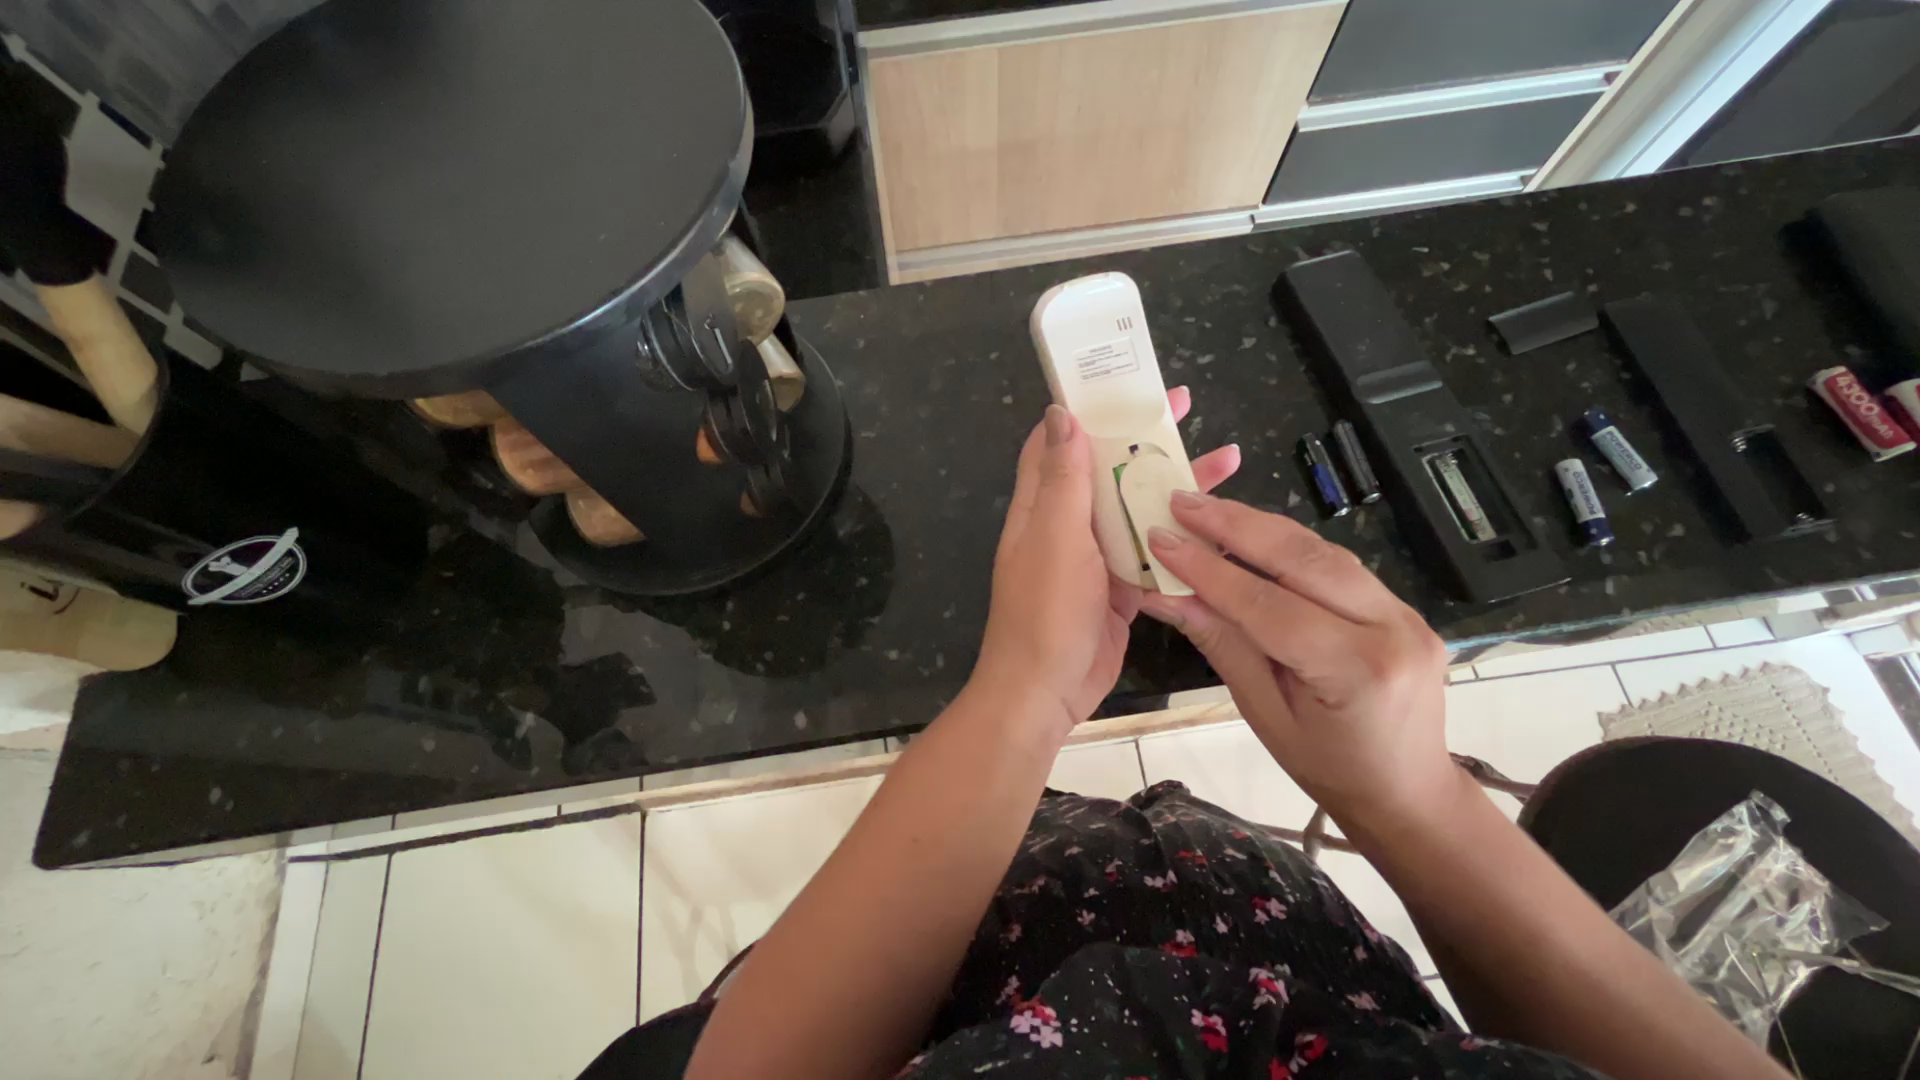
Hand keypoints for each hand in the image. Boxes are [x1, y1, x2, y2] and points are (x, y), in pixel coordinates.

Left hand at [972, 389, 1239, 730]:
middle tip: (1186, 407)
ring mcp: (1093, 557)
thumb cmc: (1045, 611)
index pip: (1058, 442)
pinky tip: (1216, 522)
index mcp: (1042, 506)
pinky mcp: (1119, 587)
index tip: (1123, 382)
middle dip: (1142, 438)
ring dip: (1171, 484)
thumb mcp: (1053, 538)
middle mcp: (1066, 525)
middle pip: (1105, 469)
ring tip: (1226, 457)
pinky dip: (1178, 535)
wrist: (1047, 690)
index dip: (1087, 409)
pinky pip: (1151, 551)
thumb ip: (1061, 479)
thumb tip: (1058, 413)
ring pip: (1134, 508)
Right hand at [1138, 494, 1454, 827]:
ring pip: (1324, 552)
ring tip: (1207, 510)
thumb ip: (1223, 645)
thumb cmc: (1327, 767)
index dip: (1208, 569)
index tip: (1161, 538)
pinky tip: (1252, 535)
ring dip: (1261, 526)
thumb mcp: (1265, 714)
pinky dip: (1289, 547)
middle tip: (1182, 501)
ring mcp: (1405, 613)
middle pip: (1303, 558)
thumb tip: (1167, 595)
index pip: (1268, 604)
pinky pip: (1339, 566)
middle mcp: (1391, 629)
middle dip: (1235, 524)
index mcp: (1356, 671)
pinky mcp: (1403, 606)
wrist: (1408, 790)